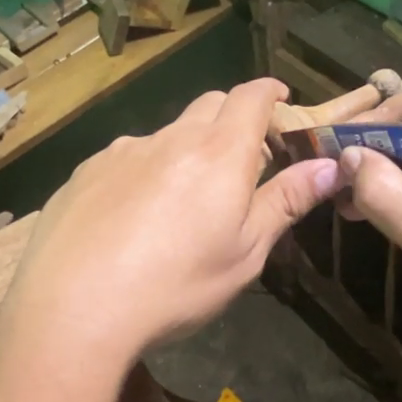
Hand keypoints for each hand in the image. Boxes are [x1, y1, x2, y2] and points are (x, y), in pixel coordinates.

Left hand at [3, 79, 343, 364]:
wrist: (72, 308)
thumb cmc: (175, 285)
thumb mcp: (244, 253)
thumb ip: (285, 202)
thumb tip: (329, 166)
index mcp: (218, 152)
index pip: (250, 97)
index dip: (269, 93)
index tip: (280, 102)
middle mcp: (170, 138)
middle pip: (209, 105)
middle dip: (232, 118)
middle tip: (241, 159)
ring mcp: (121, 152)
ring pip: (166, 134)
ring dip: (185, 149)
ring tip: (182, 200)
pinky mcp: (85, 172)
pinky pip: (126, 159)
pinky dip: (144, 172)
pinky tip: (131, 219)